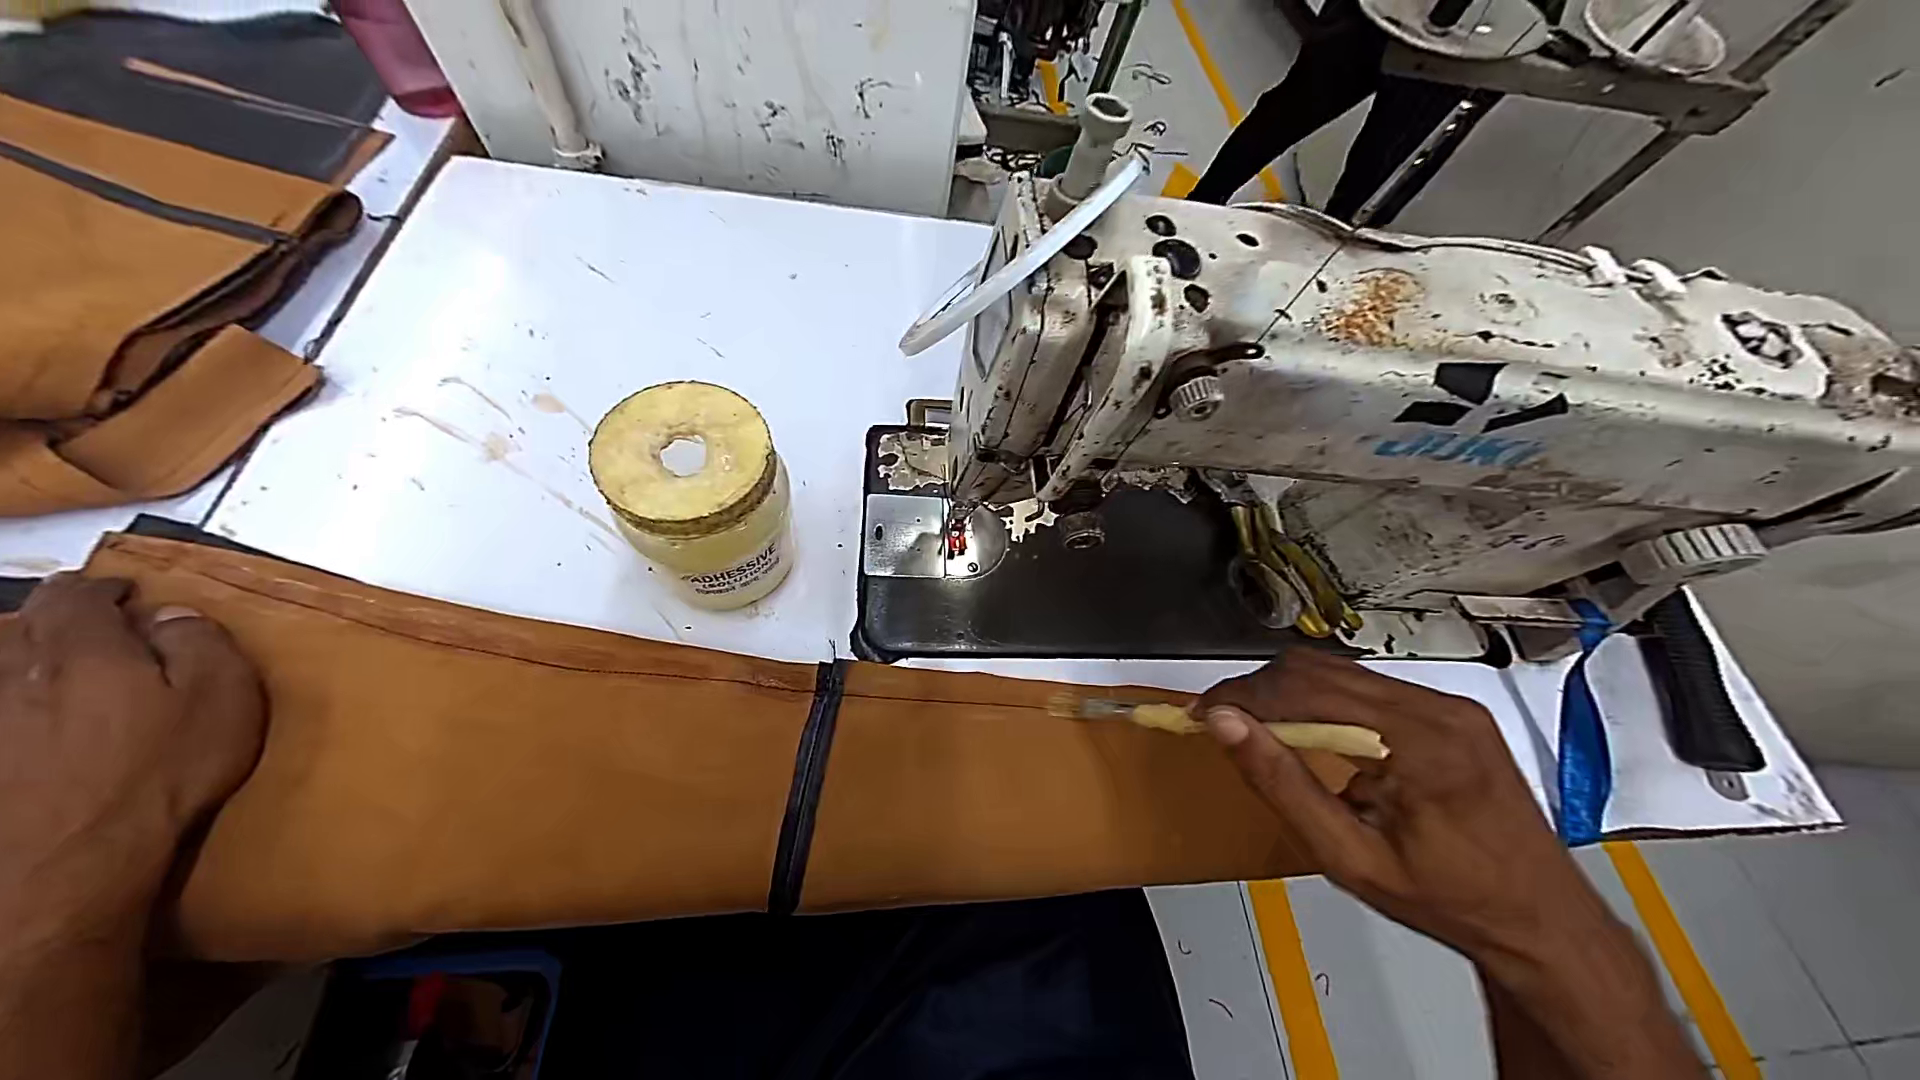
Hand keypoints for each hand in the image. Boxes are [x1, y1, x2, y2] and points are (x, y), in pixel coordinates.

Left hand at [0, 576, 264, 943]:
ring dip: (14, 657)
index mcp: (85, 651)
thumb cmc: (163, 770)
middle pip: (17, 625)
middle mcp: (12, 672)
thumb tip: (173, 615)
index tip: (123, 590)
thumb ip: (203, 644)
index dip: (102, 588)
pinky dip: (5, 697)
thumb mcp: (223, 698)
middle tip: (81, 628)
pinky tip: (22, 712)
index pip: (80, 596)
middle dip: (48, 620)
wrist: (63, 861)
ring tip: (41, 667)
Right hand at [1194, 648, 1616, 973]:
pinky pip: (1364, 685)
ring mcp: (1448, 706)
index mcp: (1424, 743)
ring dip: (1287, 694)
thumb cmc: (1455, 900)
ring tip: (1259, 731)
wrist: (1541, 922)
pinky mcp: (1447, 711)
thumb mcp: (1349, 857)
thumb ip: (1281, 783)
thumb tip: (1230, 727)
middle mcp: (1441, 710)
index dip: (1243, 696)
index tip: (1207, 713)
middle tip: (1225, 723)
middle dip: (1259, 691)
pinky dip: (1320, 701)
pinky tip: (1307, 734)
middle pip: (1318, 668)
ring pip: (1337, 670)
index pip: (1306, 689)